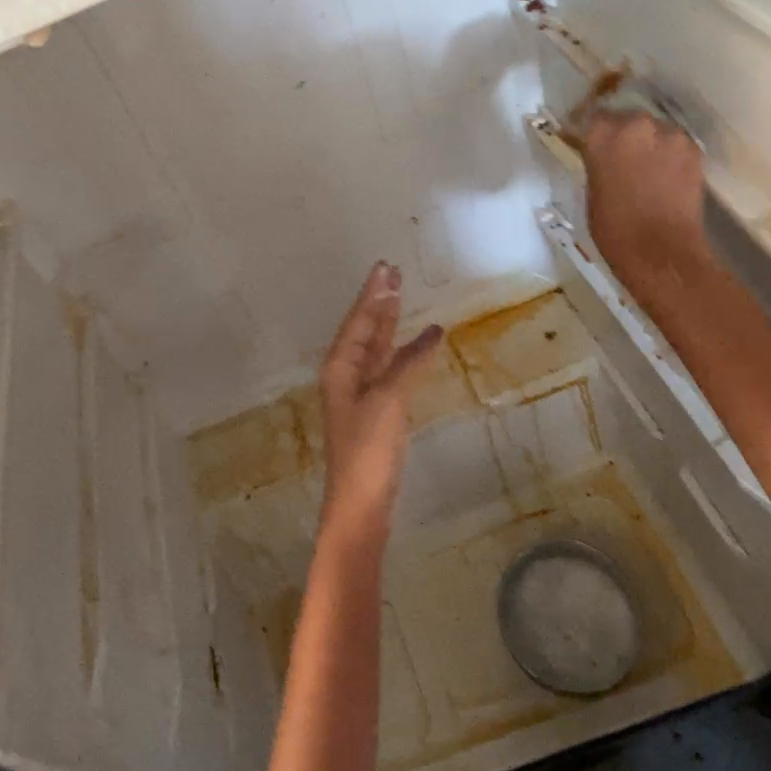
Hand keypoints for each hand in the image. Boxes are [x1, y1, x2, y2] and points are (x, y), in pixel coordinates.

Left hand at [317, 262, 443, 526]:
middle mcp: (346, 376)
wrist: (362, 503)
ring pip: (375, 349)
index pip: (358, 322)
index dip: (373, 294)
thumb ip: (407, 364)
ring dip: (388, 324)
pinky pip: (388, 370)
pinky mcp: (376, 412)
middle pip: (363, 330)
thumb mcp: (388, 400)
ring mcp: (361, 395)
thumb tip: (431, 333)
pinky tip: (418, 345)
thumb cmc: (369, 449)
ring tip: (401, 296)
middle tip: (392, 272)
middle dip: (378, 302)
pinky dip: (403, 354)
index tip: (385, 267)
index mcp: (340, 368)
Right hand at [583, 110, 709, 286]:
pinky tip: (665, 177)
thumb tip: (602, 157)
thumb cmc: (613, 228)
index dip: (592, 132)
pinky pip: (675, 144)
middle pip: (627, 120)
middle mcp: (637, 125)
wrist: (660, 249)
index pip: (593, 118)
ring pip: (654, 130)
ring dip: (649, 144)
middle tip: (619, 158)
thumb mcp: (592, 191)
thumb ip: (597, 164)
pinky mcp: (694, 149)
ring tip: (646, 169)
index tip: (590, 143)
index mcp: (603, 135)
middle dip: (623, 135)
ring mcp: (670, 135)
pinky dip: (669, 155)